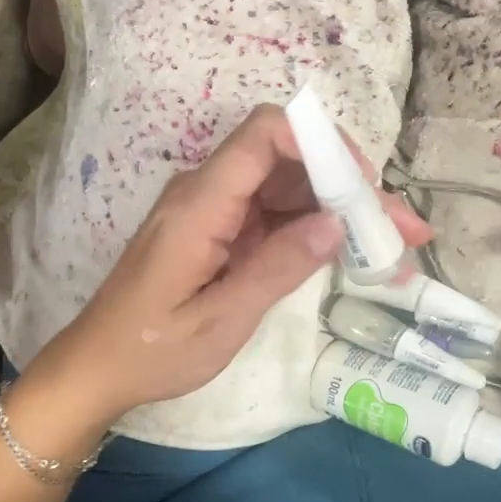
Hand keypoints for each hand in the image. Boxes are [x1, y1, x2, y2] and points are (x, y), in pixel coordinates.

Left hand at [35, 104, 431, 419]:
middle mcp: (206, 193)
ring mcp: (213, 211)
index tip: (366, 188)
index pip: (266, 134)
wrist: (97, 367)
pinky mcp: (217, 231)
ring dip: (339, 210)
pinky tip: (347, 253)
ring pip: (287, 187)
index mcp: (200, 204)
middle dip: (349, 186)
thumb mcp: (221, 320)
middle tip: (403, 230)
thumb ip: (277, 267)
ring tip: (390, 248)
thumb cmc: (151, 350)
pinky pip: (272, 214)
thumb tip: (336, 224)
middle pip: (287, 159)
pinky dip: (312, 229)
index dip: (323, 144)